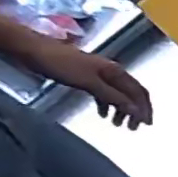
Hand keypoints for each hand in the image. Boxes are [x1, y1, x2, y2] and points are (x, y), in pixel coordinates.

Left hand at [20, 39, 153, 128]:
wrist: (32, 49)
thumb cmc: (61, 64)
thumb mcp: (89, 83)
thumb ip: (113, 97)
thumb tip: (136, 111)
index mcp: (116, 72)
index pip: (138, 92)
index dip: (144, 108)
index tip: (145, 124)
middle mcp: (112, 72)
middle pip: (131, 93)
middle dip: (135, 110)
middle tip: (132, 127)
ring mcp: (99, 74)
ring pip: (118, 94)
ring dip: (121, 109)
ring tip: (117, 124)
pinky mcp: (87, 76)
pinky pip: (104, 93)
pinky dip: (106, 104)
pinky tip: (102, 113)